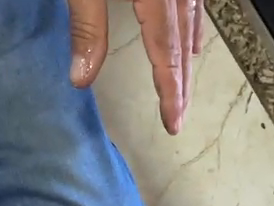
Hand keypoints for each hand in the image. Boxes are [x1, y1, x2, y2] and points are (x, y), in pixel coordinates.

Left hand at [68, 0, 204, 133]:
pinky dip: (192, 24)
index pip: (164, 50)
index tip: (173, 124)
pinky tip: (193, 36)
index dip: (170, 90)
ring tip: (186, 85)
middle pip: (181, 41)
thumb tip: (80, 80)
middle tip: (179, 118)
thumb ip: (86, 25)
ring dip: (187, 56)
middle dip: (181, 83)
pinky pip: (192, 1)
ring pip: (190, 21)